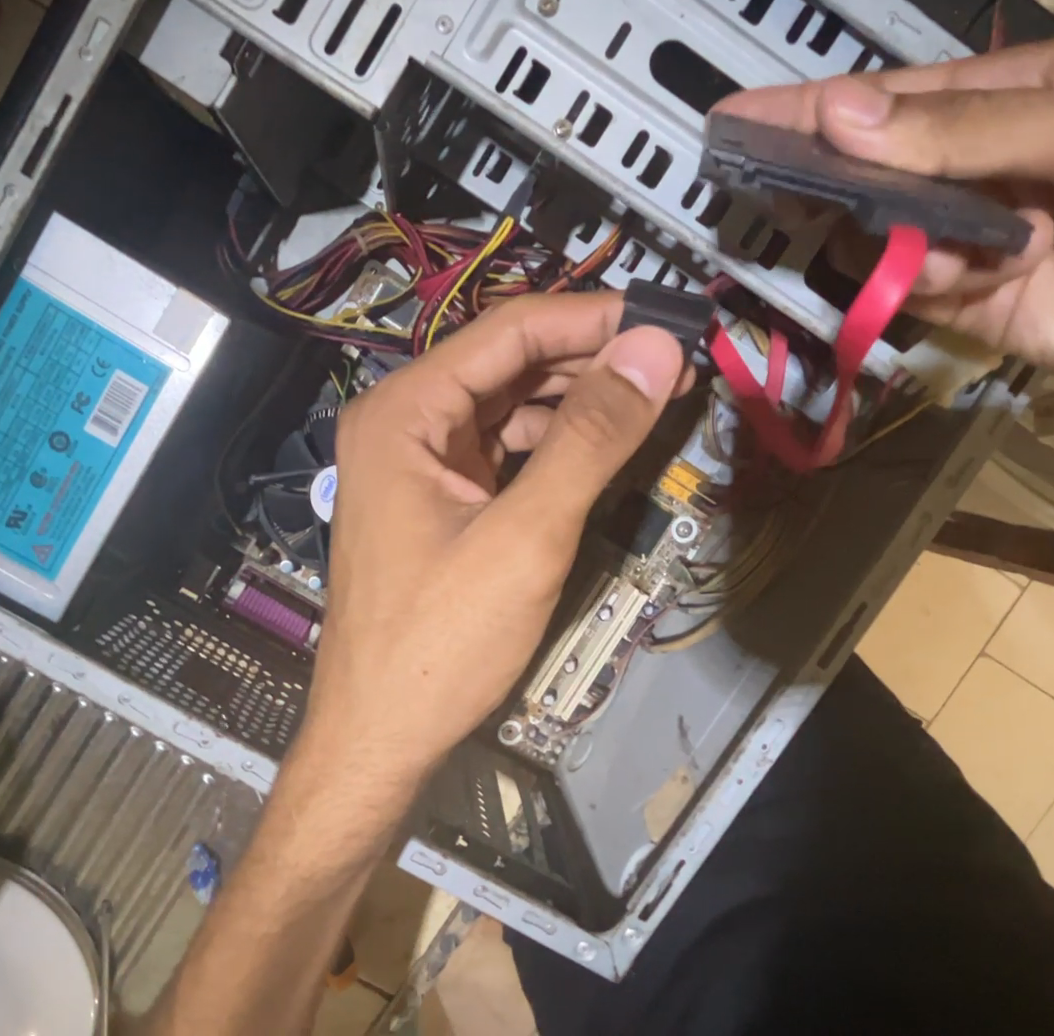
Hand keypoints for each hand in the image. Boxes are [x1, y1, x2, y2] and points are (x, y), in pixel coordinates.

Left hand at [301, 293, 687, 782]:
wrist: (380, 734)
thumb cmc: (440, 642)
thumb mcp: (525, 536)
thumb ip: (590, 438)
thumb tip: (653, 349)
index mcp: (403, 411)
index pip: (509, 331)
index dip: (592, 318)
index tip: (668, 320)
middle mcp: (402, 423)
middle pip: (507, 365)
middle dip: (589, 360)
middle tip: (674, 364)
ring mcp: (416, 463)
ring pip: (508, 407)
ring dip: (576, 401)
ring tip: (651, 400)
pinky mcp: (436, 500)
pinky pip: (501, 451)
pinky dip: (551, 445)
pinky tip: (599, 446)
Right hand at [716, 35, 1053, 407]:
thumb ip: (970, 132)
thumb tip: (841, 118)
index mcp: (1013, 101)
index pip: (884, 102)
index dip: (804, 109)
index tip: (726, 120)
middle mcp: (981, 174)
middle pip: (866, 176)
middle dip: (817, 182)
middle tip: (757, 191)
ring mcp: (978, 247)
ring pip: (879, 243)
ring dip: (875, 242)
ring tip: (909, 245)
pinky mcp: (984, 314)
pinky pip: (913, 297)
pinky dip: (909, 289)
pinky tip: (949, 280)